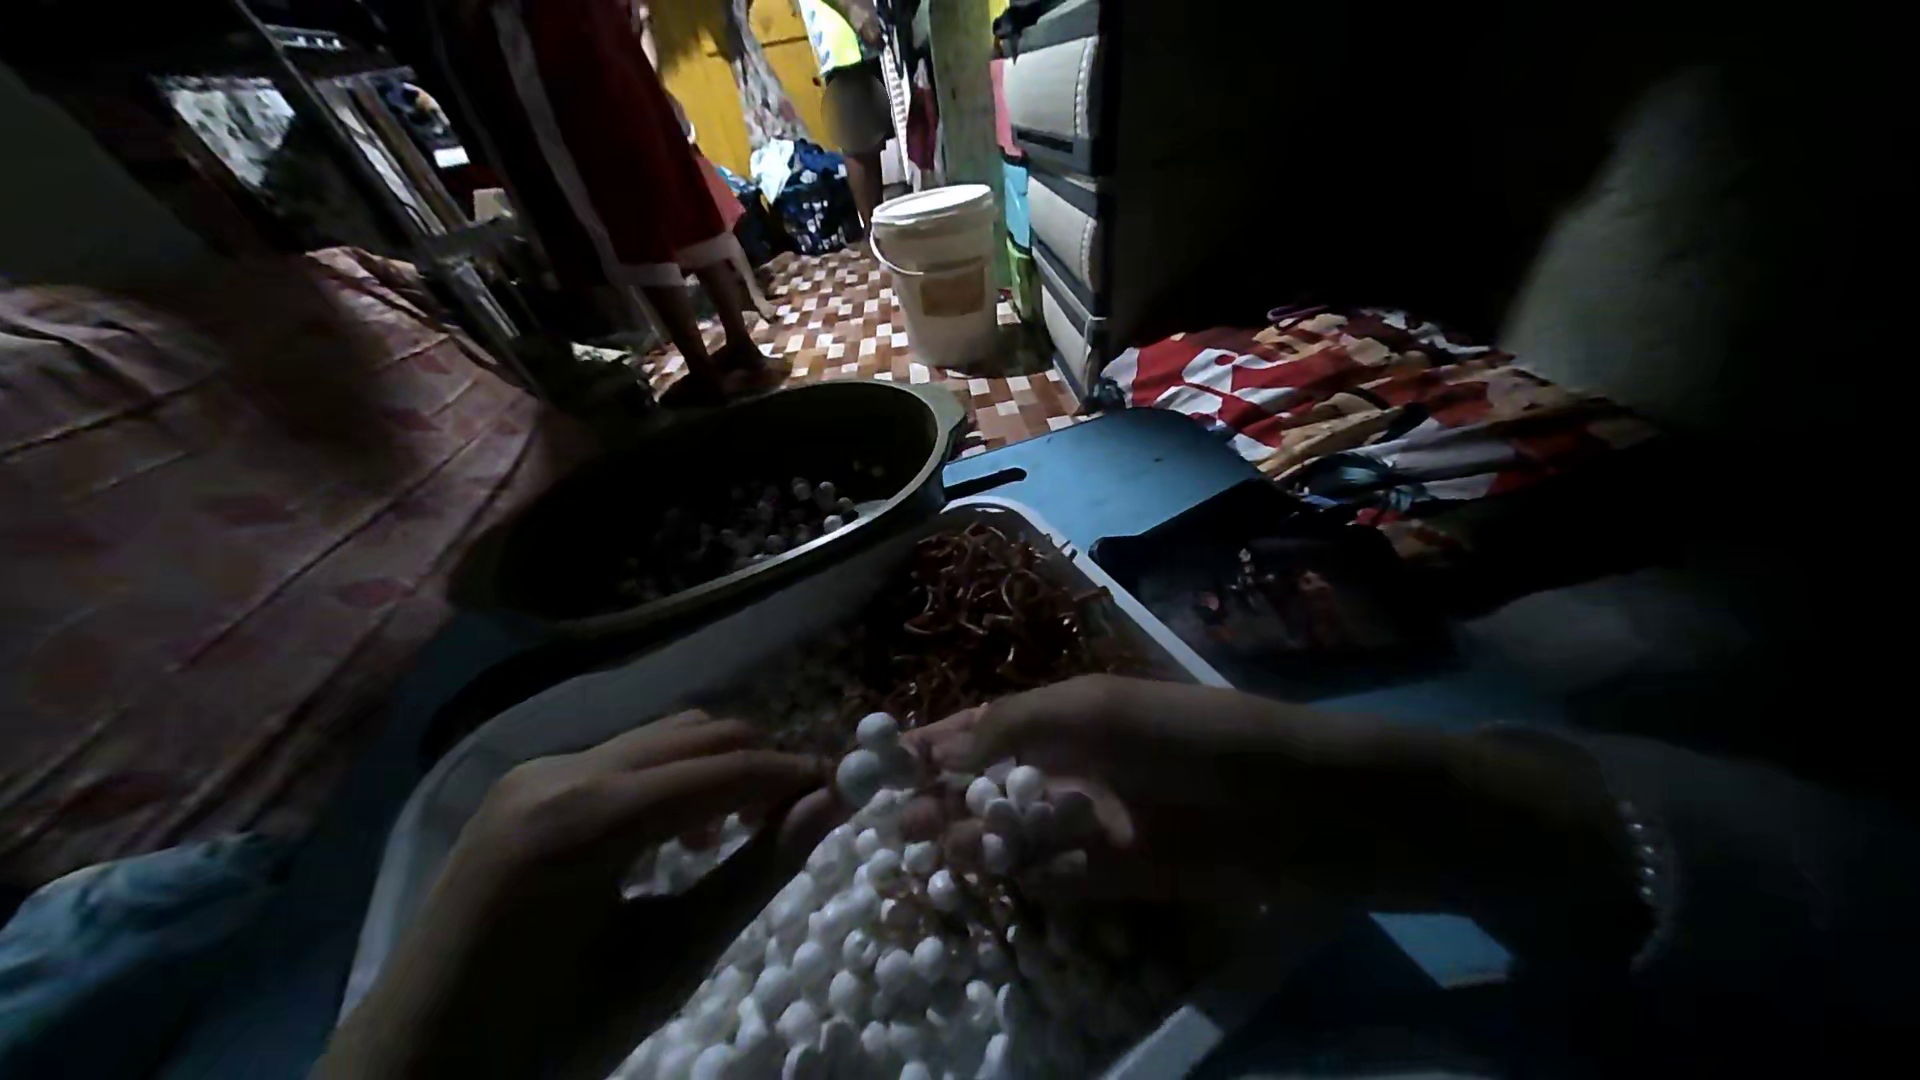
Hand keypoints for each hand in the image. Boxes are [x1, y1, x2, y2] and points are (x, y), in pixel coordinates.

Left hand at [315, 712, 837, 1079]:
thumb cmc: (545, 1045)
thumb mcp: (669, 964)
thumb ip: (759, 873)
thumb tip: (832, 805)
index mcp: (583, 822)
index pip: (723, 771)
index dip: (794, 775)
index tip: (845, 790)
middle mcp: (557, 772)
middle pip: (700, 734)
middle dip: (763, 764)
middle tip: (800, 813)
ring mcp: (535, 770)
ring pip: (666, 735)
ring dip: (720, 767)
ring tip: (740, 828)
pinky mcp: (527, 782)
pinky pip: (628, 755)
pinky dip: (676, 777)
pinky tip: (678, 832)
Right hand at [911, 676, 1648, 964]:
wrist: (1312, 806)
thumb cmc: (1198, 736)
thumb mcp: (1100, 711)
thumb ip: (1018, 728)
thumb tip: (939, 753)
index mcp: (1069, 712)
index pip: (984, 725)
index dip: (933, 741)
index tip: (879, 763)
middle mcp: (1077, 763)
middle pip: (994, 780)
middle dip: (942, 796)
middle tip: (885, 822)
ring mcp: (1100, 820)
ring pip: (1020, 832)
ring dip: (974, 841)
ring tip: (921, 854)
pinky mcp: (1127, 873)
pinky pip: (1063, 880)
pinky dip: (1028, 884)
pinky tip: (991, 888)